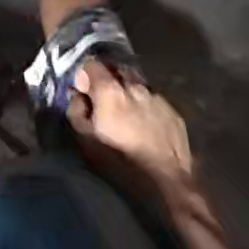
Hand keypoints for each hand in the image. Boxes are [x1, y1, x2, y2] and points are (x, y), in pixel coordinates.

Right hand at [65, 61, 195, 188]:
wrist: (168, 184)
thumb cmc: (120, 164)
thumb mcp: (86, 141)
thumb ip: (76, 111)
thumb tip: (76, 94)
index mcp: (110, 89)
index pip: (92, 64)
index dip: (85, 75)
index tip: (84, 90)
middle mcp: (134, 84)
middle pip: (116, 69)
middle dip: (108, 79)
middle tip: (103, 99)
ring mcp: (156, 96)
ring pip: (137, 83)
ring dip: (128, 91)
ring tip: (126, 112)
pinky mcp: (173, 110)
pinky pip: (154, 99)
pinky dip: (145, 106)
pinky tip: (146, 125)